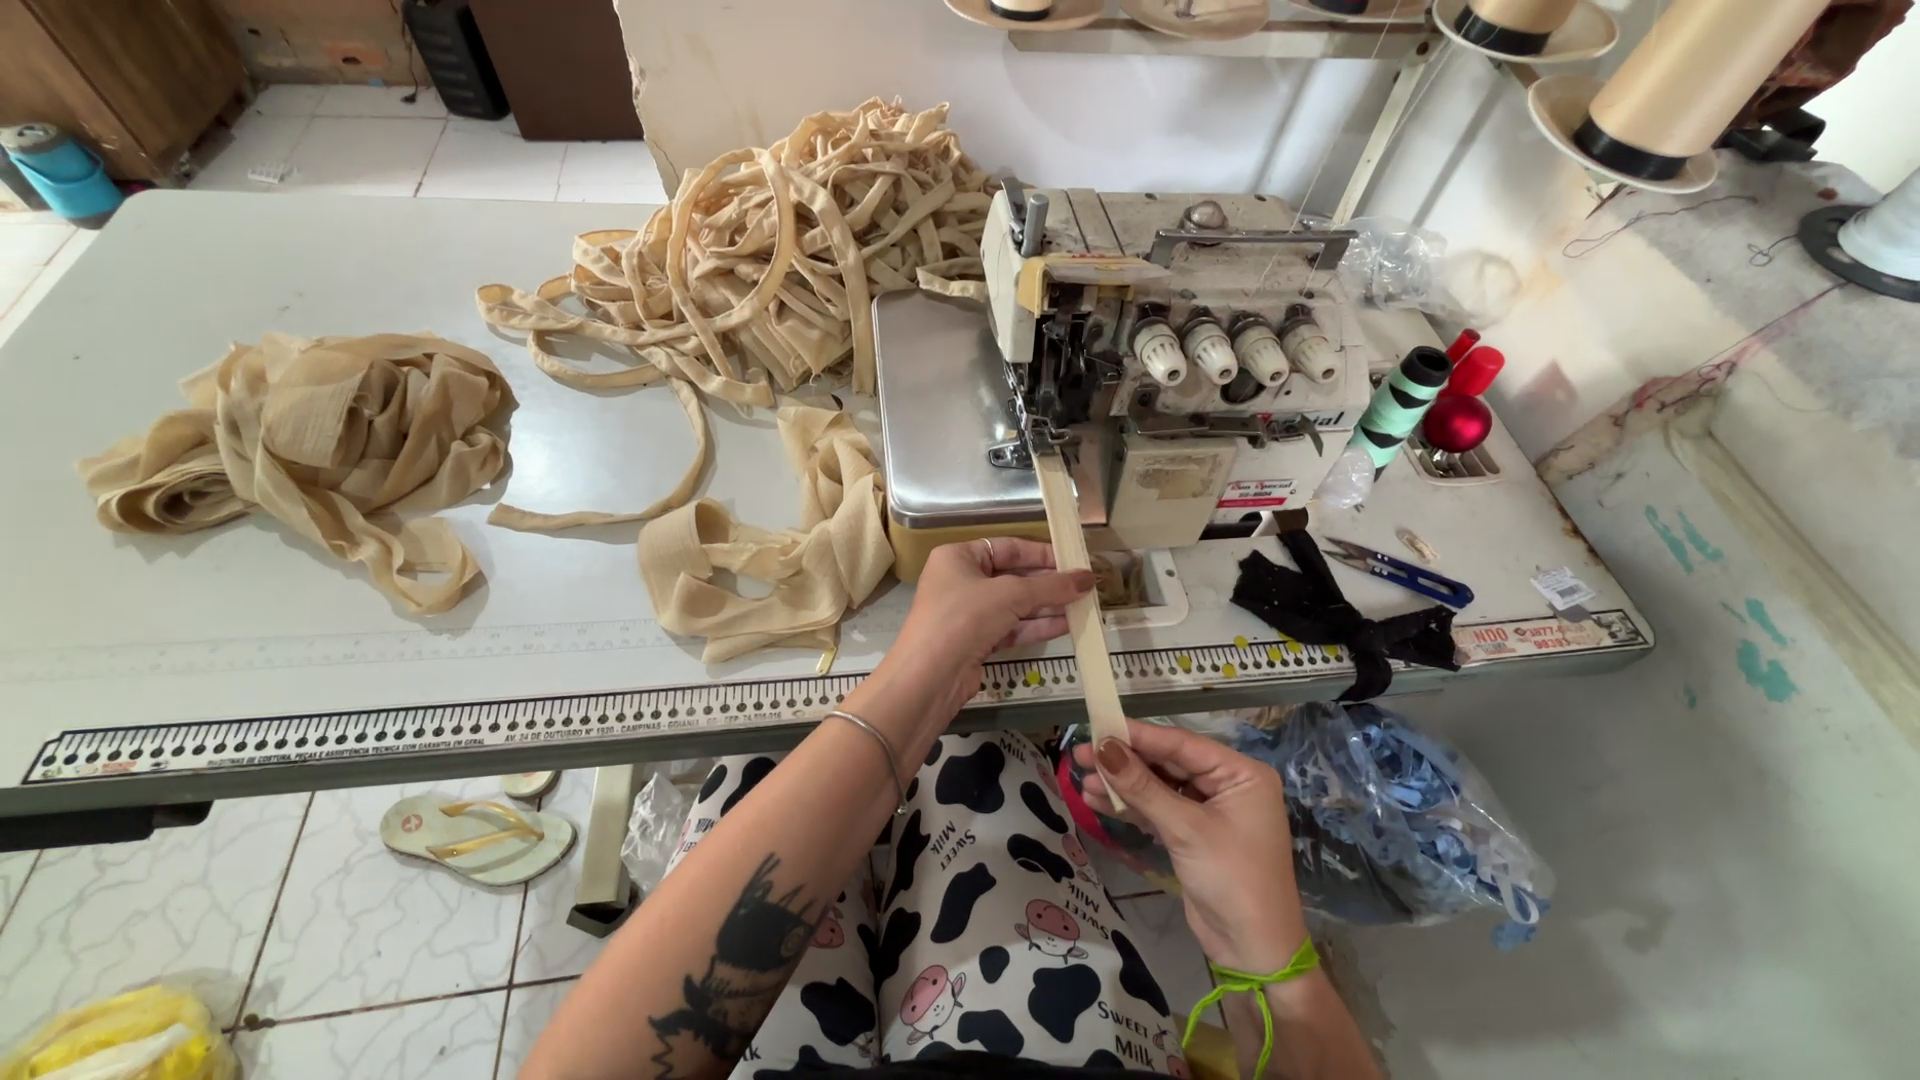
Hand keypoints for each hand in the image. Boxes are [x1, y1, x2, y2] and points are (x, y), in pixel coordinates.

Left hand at [879, 538, 1093, 721]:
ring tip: (1083, 606)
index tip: (1072, 560)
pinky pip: (1011, 628)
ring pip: (1014, 605)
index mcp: (957, 557)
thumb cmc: (964, 617)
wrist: (930, 676)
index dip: (1040, 553)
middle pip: (1012, 577)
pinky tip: (1066, 625)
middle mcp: (960, 582)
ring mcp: (967, 614)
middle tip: (1084, 586)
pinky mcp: (975, 642)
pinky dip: (1036, 627)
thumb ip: (1051, 586)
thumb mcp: (1010, 594)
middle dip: (1048, 583)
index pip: (1006, 547)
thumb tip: (1088, 578)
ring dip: (1047, 606)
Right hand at [1076, 720, 1308, 973]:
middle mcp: (1227, 785)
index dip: (1138, 736)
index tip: (1098, 726)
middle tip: (1081, 754)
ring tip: (1082, 778)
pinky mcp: (1192, 834)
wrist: (1254, 950)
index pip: (1181, 744)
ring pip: (1158, 787)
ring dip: (1122, 785)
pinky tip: (1097, 800)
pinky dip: (1130, 807)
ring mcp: (1209, 811)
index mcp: (1241, 774)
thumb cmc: (1232, 879)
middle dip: (1125, 761)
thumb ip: (1142, 787)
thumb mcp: (1186, 829)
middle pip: (1168, 763)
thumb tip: (1102, 748)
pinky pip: (1157, 810)